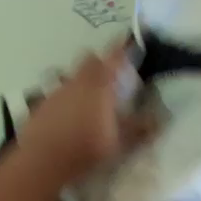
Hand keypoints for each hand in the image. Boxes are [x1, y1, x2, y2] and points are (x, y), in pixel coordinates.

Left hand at [16, 41, 157, 185]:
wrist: (41, 161)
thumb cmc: (85, 148)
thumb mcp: (118, 142)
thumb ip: (139, 128)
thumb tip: (159, 118)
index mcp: (100, 84)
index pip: (115, 57)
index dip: (124, 46)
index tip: (131, 39)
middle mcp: (78, 80)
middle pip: (90, 59)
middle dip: (100, 61)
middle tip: (110, 75)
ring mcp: (57, 90)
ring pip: (72, 75)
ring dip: (81, 81)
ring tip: (88, 100)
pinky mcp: (41, 104)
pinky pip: (57, 93)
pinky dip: (65, 99)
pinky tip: (68, 118)